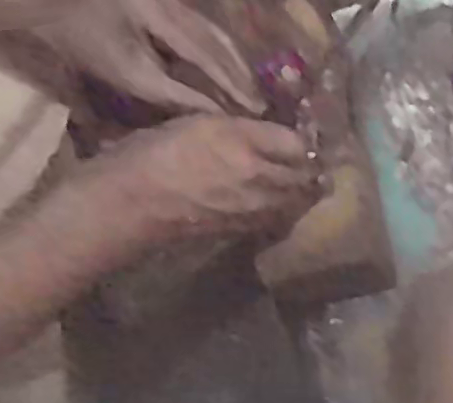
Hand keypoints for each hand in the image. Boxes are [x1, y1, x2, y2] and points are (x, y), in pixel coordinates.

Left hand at [33, 0, 264, 114]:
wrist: (35, 0)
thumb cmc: (81, 40)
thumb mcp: (132, 75)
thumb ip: (180, 95)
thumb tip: (218, 114)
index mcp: (162, 15)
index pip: (210, 56)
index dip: (236, 86)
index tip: (258, 113)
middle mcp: (169, 2)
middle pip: (217, 39)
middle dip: (241, 74)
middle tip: (261, 105)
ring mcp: (163, 0)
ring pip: (210, 31)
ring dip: (233, 63)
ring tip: (249, 90)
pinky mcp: (155, 3)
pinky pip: (197, 27)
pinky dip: (216, 52)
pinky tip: (225, 70)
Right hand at [65, 116, 319, 247]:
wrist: (140, 201)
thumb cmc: (158, 153)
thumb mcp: (199, 124)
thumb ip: (243, 131)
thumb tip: (278, 137)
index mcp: (241, 142)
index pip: (295, 143)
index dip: (302, 141)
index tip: (302, 140)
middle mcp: (260, 177)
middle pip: (307, 175)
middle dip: (312, 168)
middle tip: (312, 163)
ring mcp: (262, 208)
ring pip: (302, 198)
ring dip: (307, 190)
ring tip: (304, 183)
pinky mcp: (258, 228)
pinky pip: (287, 216)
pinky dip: (292, 207)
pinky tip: (284, 201)